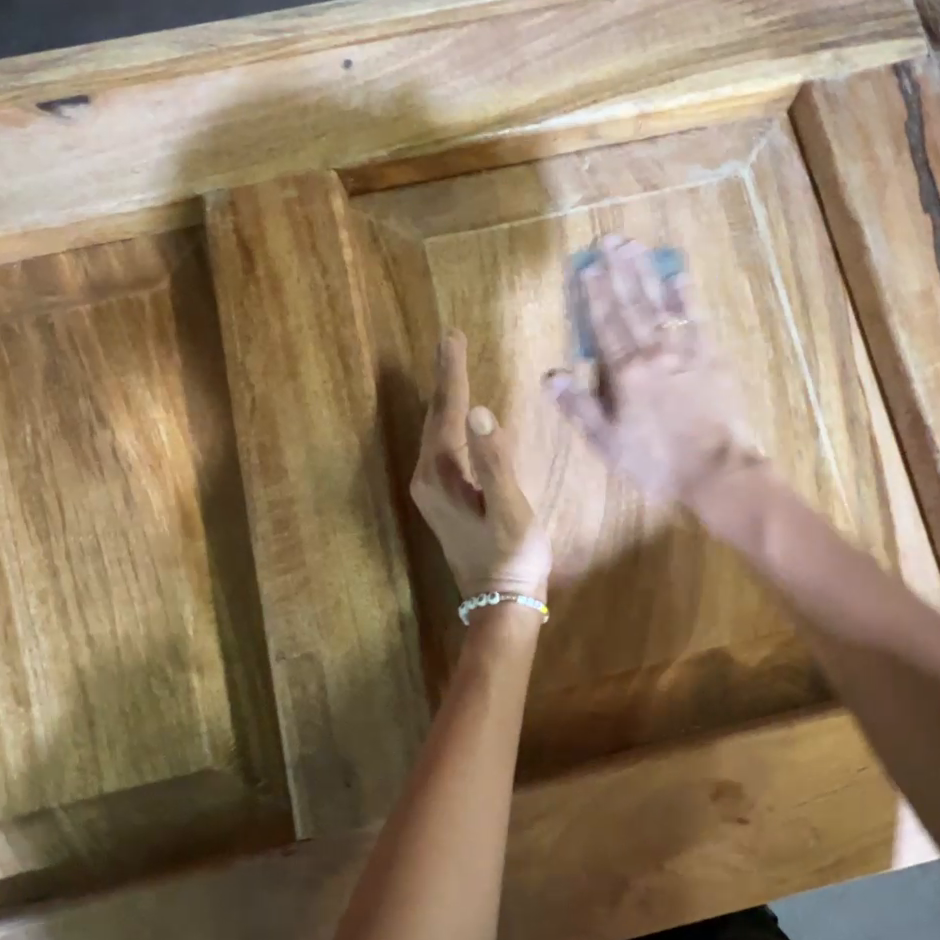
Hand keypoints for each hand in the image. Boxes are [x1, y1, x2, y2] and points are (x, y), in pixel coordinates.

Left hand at [410, 331, 552, 600]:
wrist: (501, 603)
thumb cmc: (511, 557)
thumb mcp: (509, 509)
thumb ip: (496, 461)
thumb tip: (481, 411)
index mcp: (441, 476)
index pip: (447, 413)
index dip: (452, 375)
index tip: (453, 336)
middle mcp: (428, 479)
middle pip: (435, 418)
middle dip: (445, 379)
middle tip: (451, 339)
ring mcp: (433, 491)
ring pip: (437, 432)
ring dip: (446, 398)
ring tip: (454, 366)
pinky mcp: (444, 499)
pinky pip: (444, 447)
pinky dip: (451, 421)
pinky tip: (460, 415)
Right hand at [544, 235, 763, 505]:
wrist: (718, 471)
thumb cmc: (657, 463)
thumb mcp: (608, 442)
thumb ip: (579, 406)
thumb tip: (551, 374)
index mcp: (626, 372)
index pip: (606, 323)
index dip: (595, 292)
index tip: (587, 264)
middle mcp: (654, 351)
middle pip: (633, 303)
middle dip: (619, 269)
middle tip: (609, 239)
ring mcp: (687, 350)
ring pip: (663, 303)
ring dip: (648, 272)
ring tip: (635, 246)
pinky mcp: (713, 357)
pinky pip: (696, 317)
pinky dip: (686, 294)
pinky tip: (679, 275)